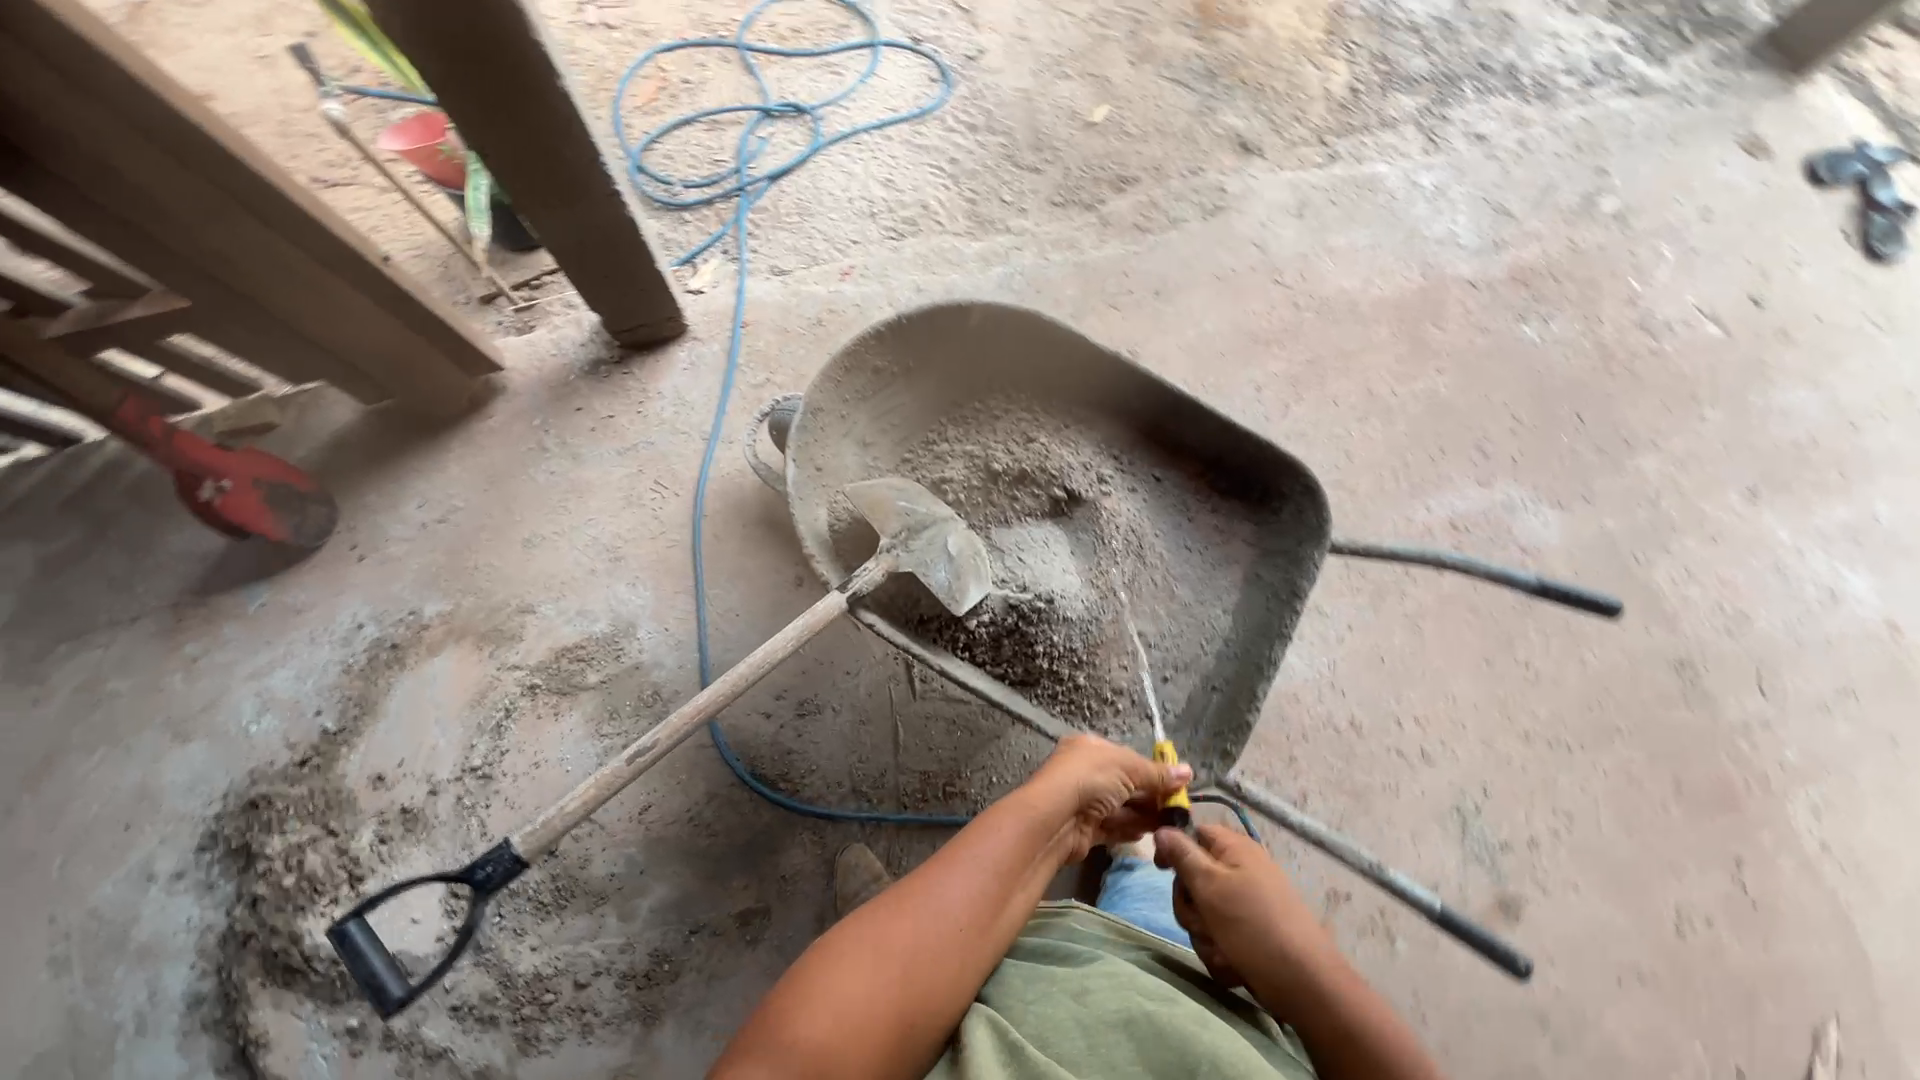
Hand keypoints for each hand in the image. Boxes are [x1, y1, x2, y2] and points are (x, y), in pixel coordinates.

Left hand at [1022, 734, 1191, 864]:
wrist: (1055, 817)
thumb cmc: (1091, 778)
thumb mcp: (1128, 767)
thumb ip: (1157, 773)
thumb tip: (1187, 772)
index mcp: (1090, 748)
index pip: (1127, 757)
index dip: (1152, 770)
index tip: (1177, 785)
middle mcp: (1085, 772)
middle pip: (1125, 784)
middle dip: (1151, 796)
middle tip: (1177, 810)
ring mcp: (1083, 801)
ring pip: (1120, 808)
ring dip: (1144, 815)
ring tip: (1169, 825)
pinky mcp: (1084, 829)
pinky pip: (1112, 827)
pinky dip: (1129, 829)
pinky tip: (1147, 834)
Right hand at [1155, 824, 1336, 1000]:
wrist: (1303, 983)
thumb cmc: (1253, 925)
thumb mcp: (1210, 885)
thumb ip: (1182, 856)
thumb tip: (1162, 829)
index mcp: (1235, 850)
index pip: (1194, 833)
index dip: (1174, 849)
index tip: (1162, 870)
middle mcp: (1241, 873)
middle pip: (1192, 880)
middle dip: (1191, 907)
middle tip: (1204, 921)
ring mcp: (1245, 906)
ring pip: (1202, 915)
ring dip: (1205, 936)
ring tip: (1223, 950)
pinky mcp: (1247, 935)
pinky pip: (1217, 938)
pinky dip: (1220, 953)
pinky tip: (1234, 965)